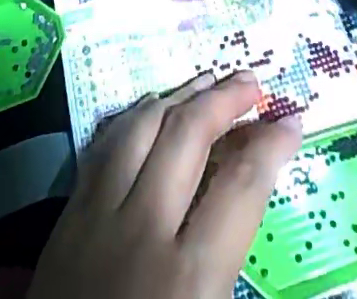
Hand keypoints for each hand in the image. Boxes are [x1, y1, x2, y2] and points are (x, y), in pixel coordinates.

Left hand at [29, 70, 301, 298]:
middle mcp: (142, 231)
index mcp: (189, 276)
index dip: (272, 144)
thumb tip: (253, 179)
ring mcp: (96, 219)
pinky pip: (103, 147)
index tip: (291, 121)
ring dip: (178, 96)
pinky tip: (150, 109)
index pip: (241, 183)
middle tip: (250, 81)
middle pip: (188, 136)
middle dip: (225, 99)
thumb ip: (230, 249)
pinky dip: (133, 118)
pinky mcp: (65, 220)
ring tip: (206, 80)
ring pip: (140, 129)